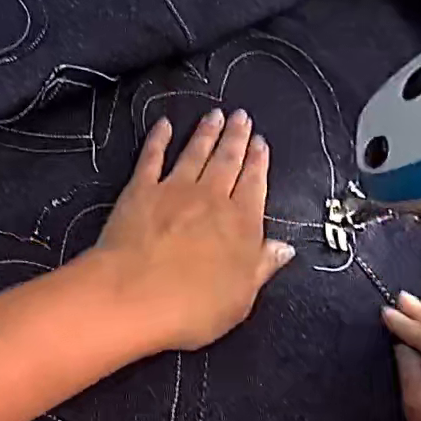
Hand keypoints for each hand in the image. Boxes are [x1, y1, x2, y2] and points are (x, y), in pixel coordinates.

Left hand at [78, 110, 294, 351]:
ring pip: (195, 153)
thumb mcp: (240, 297)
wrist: (134, 294)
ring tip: (215, 114)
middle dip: (236, 137)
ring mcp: (174, 189)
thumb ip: (262, 267)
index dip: (259, 161)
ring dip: (206, 132)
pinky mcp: (141, 189)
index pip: (254, 184)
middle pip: (227, 160)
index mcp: (240, 223)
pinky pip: (153, 157)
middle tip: (242, 116)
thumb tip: (285, 248)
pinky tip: (164, 125)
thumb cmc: (193, 306)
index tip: (261, 142)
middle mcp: (211, 198)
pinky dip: (159, 139)